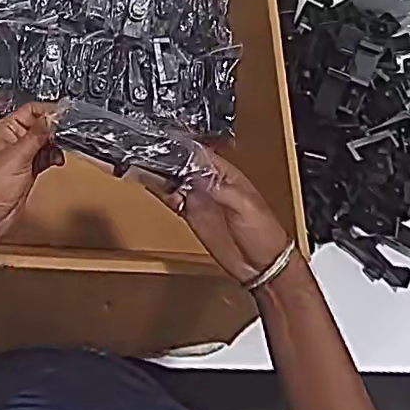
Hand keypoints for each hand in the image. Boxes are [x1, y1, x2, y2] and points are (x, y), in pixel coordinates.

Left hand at [0, 101, 63, 249]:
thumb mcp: (17, 155)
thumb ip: (37, 135)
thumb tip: (53, 117)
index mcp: (6, 129)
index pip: (31, 110)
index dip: (48, 111)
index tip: (64, 115)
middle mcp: (14, 139)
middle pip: (41, 124)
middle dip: (54, 128)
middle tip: (67, 132)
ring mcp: (22, 155)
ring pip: (46, 140)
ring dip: (56, 143)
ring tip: (61, 147)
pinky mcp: (29, 168)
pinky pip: (47, 155)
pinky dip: (54, 156)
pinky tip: (57, 159)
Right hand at [154, 146, 292, 284]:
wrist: (262, 266)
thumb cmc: (264, 232)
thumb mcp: (243, 206)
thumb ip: (219, 189)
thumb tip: (197, 175)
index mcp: (226, 174)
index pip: (200, 154)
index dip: (183, 147)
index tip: (166, 143)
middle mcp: (211, 183)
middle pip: (183, 165)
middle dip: (167, 158)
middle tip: (148, 154)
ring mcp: (201, 199)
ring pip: (175, 181)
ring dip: (162, 175)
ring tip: (144, 167)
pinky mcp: (194, 216)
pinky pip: (174, 200)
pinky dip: (163, 194)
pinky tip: (152, 186)